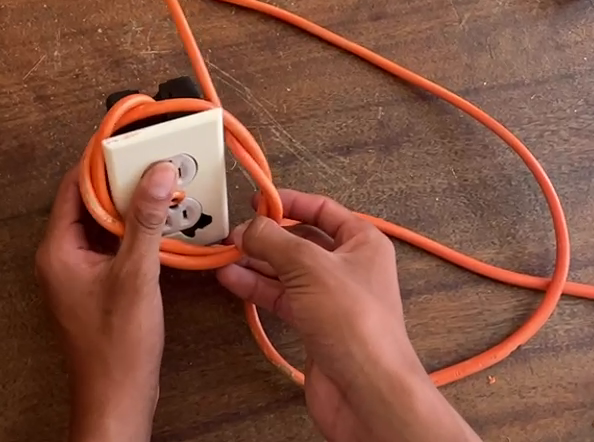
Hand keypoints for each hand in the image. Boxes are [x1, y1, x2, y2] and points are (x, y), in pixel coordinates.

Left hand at [36, 160, 179, 441]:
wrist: (117, 404)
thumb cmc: (118, 346)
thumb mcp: (136, 275)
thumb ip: (146, 221)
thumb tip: (157, 172)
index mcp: (57, 249)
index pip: (73, 187)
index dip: (99, 162)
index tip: (127, 141)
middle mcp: (61, 256)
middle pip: (88, 202)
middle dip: (119, 182)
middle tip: (150, 161)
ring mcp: (77, 272)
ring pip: (101, 223)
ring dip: (128, 206)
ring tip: (159, 186)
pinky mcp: (94, 285)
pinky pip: (110, 244)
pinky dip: (131, 230)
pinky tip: (158, 224)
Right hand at [216, 191, 479, 441]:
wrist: (367, 393)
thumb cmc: (354, 322)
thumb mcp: (309, 266)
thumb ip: (273, 240)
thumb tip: (248, 227)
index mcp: (362, 242)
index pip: (322, 209)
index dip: (290, 202)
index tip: (259, 201)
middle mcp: (349, 267)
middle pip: (301, 240)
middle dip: (267, 236)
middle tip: (237, 232)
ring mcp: (331, 298)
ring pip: (287, 270)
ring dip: (257, 261)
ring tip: (226, 254)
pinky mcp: (315, 326)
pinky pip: (282, 297)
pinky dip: (258, 286)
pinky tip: (233, 279)